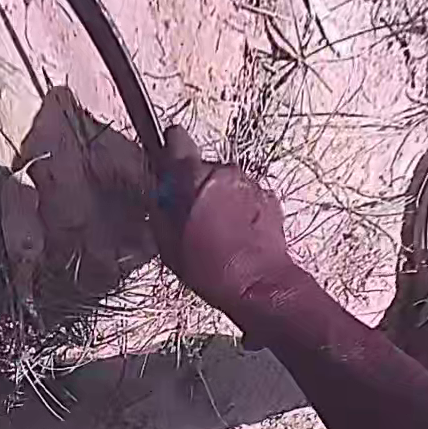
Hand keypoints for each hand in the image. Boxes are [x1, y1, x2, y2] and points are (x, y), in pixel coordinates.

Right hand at [154, 127, 300, 315]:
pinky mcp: (269, 198)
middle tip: (188, 220)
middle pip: (201, 168)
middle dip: (193, 188)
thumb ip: (160, 214)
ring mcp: (250, 184)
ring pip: (223, 182)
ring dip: (216, 199)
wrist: (259, 285)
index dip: (168, 150)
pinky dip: (236, 209)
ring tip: (212, 233)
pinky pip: (244, 196)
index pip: (176, 143)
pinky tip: (232, 236)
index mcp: (194, 180)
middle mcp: (225, 173)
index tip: (165, 158)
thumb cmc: (212, 270)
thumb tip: (158, 199)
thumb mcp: (170, 247)